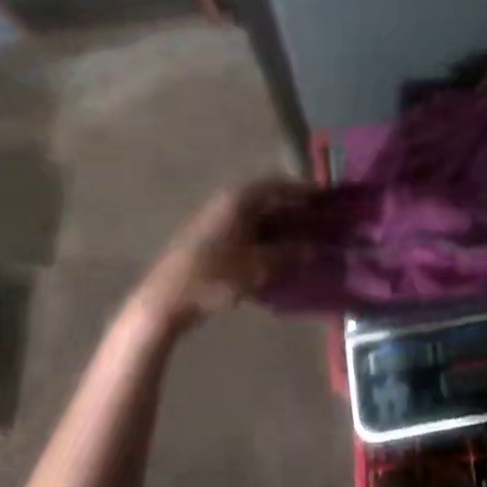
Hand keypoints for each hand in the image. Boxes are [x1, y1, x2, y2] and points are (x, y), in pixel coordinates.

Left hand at [132, 178, 314, 329]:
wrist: (162, 302)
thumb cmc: (212, 278)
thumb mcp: (257, 268)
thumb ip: (287, 255)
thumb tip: (312, 248)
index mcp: (238, 199)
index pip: (278, 184)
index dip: (302, 190)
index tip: (324, 199)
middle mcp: (225, 201)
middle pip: (266, 197)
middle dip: (291, 208)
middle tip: (315, 221)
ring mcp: (212, 219)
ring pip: (253, 214)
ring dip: (276, 224)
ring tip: (299, 239)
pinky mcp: (205, 238)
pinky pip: (242, 228)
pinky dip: (260, 236)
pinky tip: (271, 254)